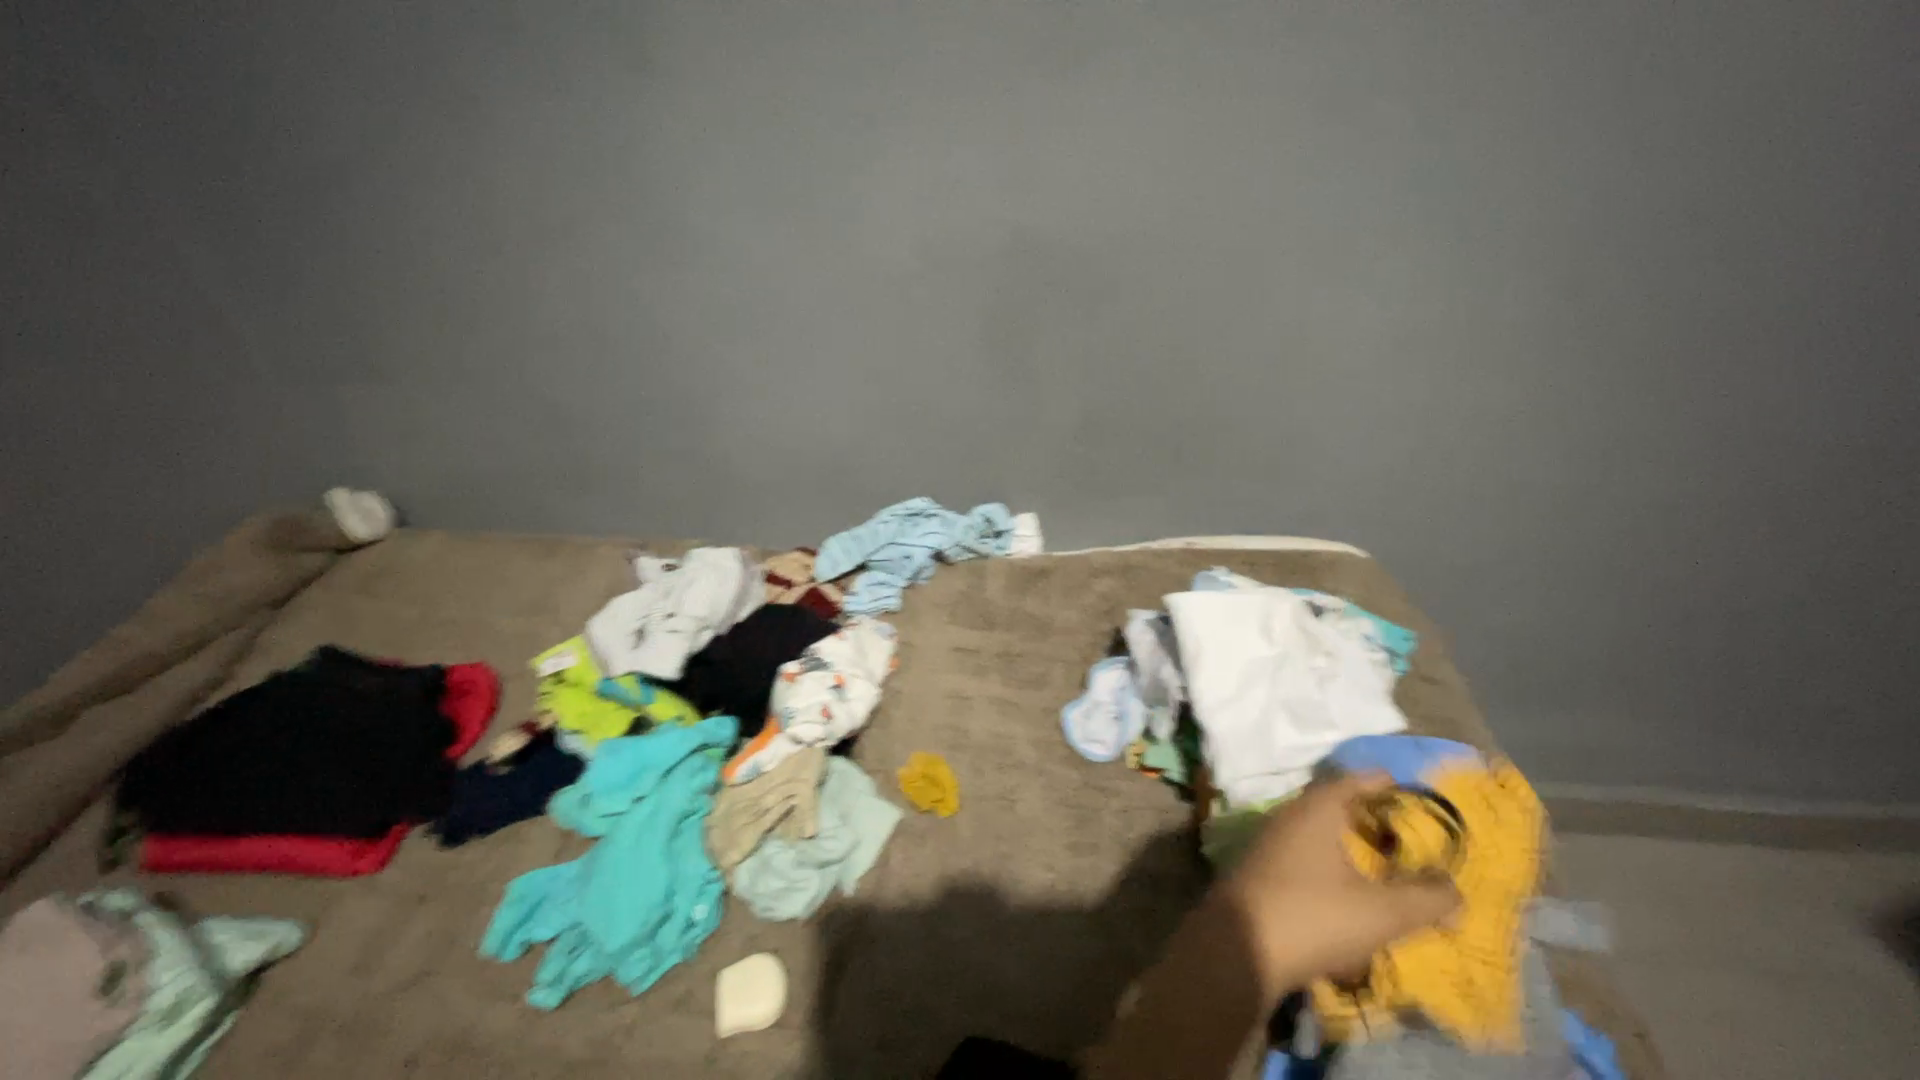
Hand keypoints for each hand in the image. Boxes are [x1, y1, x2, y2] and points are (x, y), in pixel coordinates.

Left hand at [1222, 771, 1459, 992]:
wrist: (1237, 949)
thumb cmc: (1313, 916)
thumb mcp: (1382, 912)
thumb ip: (1426, 900)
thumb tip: (1457, 894)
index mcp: (1315, 811)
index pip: (1352, 781)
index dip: (1381, 783)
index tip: (1405, 787)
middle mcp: (1286, 818)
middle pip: (1331, 806)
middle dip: (1365, 816)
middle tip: (1398, 832)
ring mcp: (1266, 845)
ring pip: (1313, 835)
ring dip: (1344, 846)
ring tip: (1376, 866)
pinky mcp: (1257, 874)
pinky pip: (1299, 860)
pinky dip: (1324, 869)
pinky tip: (1342, 896)